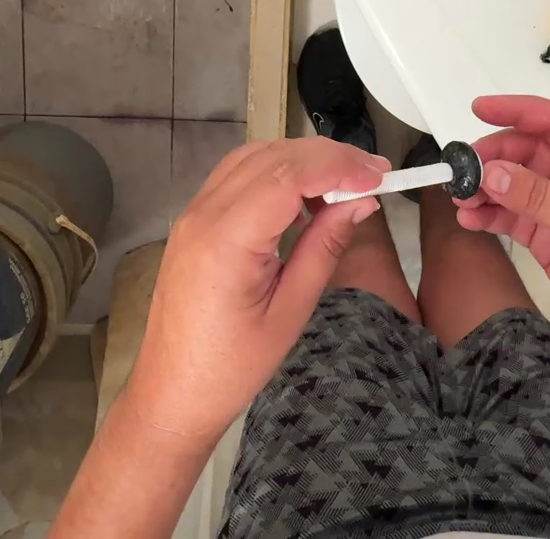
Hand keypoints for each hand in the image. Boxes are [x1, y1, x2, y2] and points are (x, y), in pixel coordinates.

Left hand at [120, 137, 389, 441]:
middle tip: (373, 174)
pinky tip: (304, 192)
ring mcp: (194, 211)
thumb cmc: (232, 367)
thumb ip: (325, 247)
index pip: (288, 175)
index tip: (379, 175)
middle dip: (328, 156)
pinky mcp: (195, 217)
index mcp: (226, 241)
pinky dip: (277, 169)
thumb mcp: (291, 312)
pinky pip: (239, 172)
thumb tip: (361, 201)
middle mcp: (204, 214)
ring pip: (256, 155)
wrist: (170, 393)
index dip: (338, 165)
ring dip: (303, 158)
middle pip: (274, 157)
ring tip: (345, 181)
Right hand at [455, 95, 549, 379]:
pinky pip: (512, 216)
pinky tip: (470, 218)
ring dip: (487, 186)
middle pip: (530, 152)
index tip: (479, 109)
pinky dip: (489, 214)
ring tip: (460, 196)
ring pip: (516, 183)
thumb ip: (540, 198)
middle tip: (463, 169)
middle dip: (495, 156)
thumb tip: (492, 170)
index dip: (519, 110)